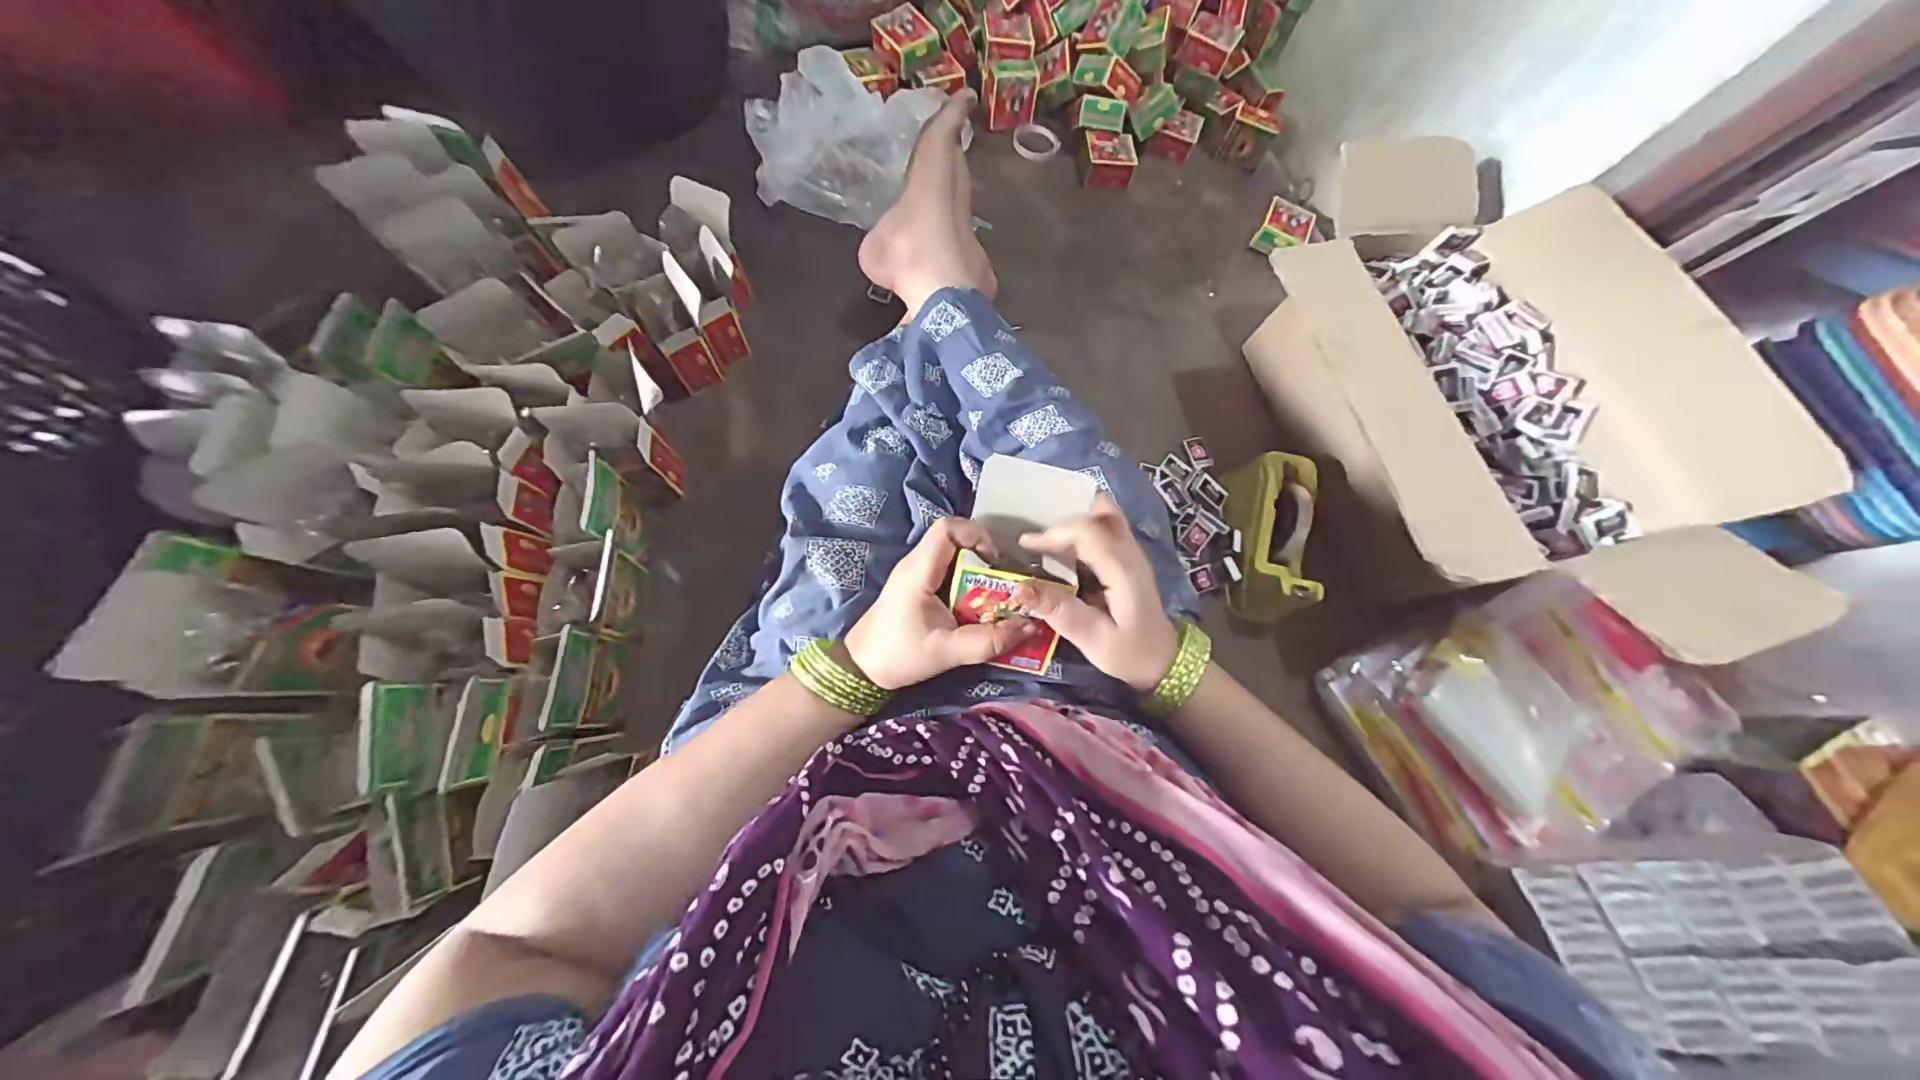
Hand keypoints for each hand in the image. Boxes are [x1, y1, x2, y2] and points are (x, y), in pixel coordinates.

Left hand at [843, 518, 1039, 690]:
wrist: (861, 669)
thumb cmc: (899, 656)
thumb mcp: (948, 652)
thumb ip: (989, 641)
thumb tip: (1029, 627)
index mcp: (918, 571)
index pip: (947, 528)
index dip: (977, 536)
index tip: (995, 563)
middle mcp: (915, 564)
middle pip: (954, 537)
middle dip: (983, 554)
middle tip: (1001, 582)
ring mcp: (914, 573)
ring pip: (952, 554)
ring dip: (976, 568)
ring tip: (994, 594)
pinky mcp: (916, 585)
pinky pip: (946, 569)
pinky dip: (966, 580)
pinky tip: (976, 604)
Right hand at [1010, 495, 1179, 692]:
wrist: (1164, 661)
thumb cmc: (1129, 653)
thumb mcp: (1092, 640)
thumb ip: (1059, 611)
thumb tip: (1019, 588)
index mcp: (1123, 572)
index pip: (1089, 532)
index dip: (1055, 533)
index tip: (1026, 546)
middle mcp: (1131, 553)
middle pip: (1099, 514)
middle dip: (1063, 523)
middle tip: (1035, 543)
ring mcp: (1133, 552)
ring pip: (1104, 515)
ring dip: (1073, 523)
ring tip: (1045, 543)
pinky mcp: (1129, 556)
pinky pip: (1106, 527)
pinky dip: (1082, 529)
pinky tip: (1063, 549)